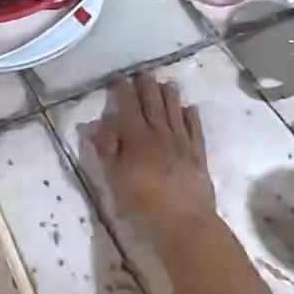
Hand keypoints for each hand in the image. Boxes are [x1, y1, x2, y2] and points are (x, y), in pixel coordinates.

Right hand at [91, 73, 214, 233]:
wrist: (184, 221)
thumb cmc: (143, 202)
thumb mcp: (115, 178)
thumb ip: (107, 149)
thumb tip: (95, 125)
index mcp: (137, 138)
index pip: (129, 108)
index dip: (124, 92)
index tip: (121, 78)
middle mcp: (160, 134)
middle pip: (154, 105)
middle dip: (147, 87)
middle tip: (144, 72)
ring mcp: (182, 144)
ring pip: (175, 113)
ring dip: (170, 96)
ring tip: (167, 82)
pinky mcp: (198, 156)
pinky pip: (195, 131)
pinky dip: (192, 118)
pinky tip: (191, 109)